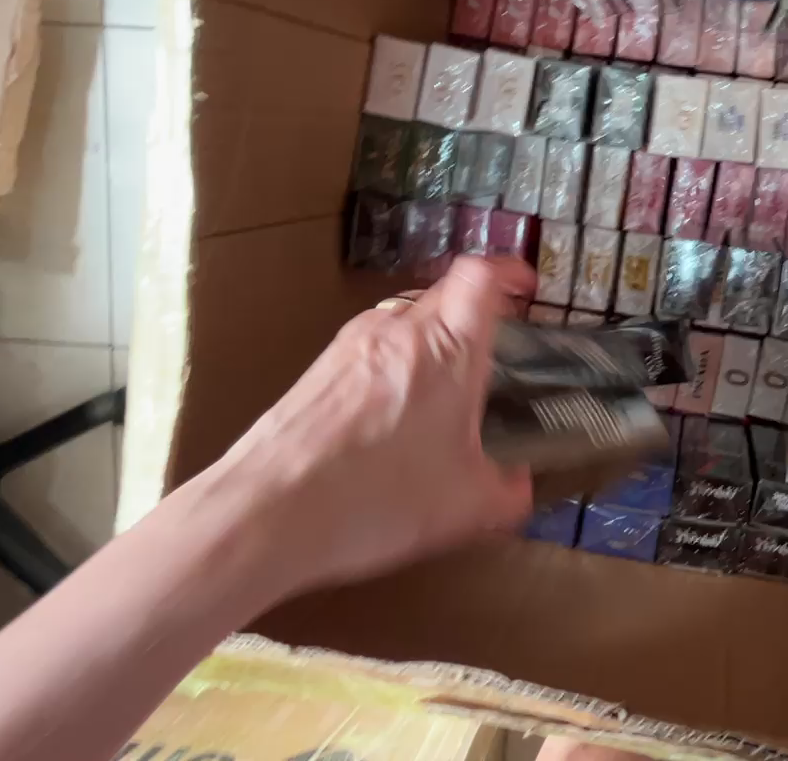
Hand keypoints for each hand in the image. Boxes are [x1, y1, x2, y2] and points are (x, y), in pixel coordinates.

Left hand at [194, 256, 537, 603]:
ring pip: (407, 321)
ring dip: (430, 345)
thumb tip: (520, 485)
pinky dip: (393, 366)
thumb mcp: (464, 507)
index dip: (507, 271)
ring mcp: (353, 342)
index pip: (481, 275)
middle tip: (487, 361)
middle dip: (474, 318)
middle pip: (447, 295)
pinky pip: (372, 346)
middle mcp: (400, 328)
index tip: (525, 287)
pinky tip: (386, 419)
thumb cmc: (379, 498)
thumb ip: (507, 491)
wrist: (262, 516)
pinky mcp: (318, 366)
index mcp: (448, 347)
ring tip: (435, 398)